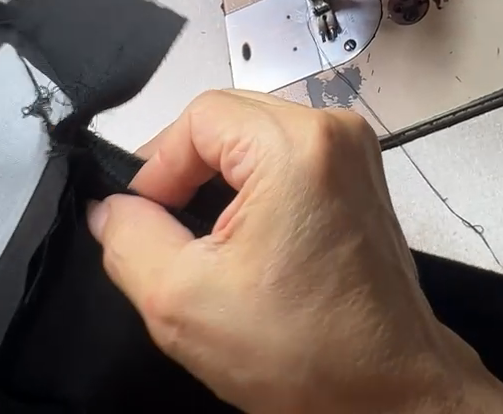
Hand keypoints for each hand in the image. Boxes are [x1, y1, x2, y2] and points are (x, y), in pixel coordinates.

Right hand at [88, 90, 502, 413]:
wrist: (391, 388)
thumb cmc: (302, 348)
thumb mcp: (185, 302)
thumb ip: (131, 241)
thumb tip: (110, 208)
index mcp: (296, 145)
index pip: (200, 116)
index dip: (159, 163)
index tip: (142, 215)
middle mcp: (332, 127)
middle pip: (230, 115)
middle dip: (186, 164)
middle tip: (162, 219)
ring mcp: (353, 144)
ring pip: (256, 129)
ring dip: (219, 170)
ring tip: (198, 227)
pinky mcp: (360, 167)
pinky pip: (287, 147)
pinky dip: (254, 175)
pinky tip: (240, 224)